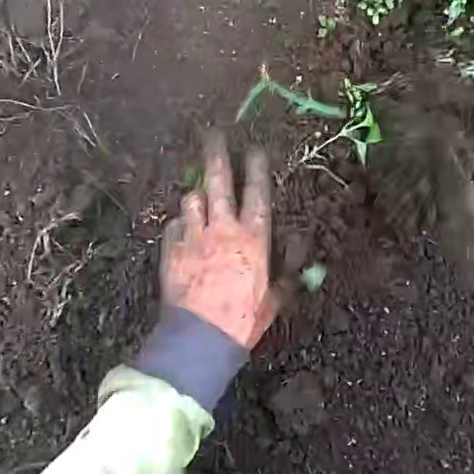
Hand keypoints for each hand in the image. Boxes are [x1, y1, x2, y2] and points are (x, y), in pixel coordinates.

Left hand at [161, 132, 276, 349]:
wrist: (200, 337)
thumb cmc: (243, 319)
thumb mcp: (274, 299)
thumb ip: (287, 277)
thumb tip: (302, 267)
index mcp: (253, 237)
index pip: (257, 192)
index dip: (257, 168)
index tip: (255, 149)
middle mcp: (222, 229)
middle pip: (219, 181)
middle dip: (217, 155)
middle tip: (214, 135)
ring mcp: (193, 237)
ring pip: (192, 199)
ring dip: (197, 194)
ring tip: (200, 193)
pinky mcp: (171, 250)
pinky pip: (174, 226)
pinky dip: (180, 224)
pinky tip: (183, 229)